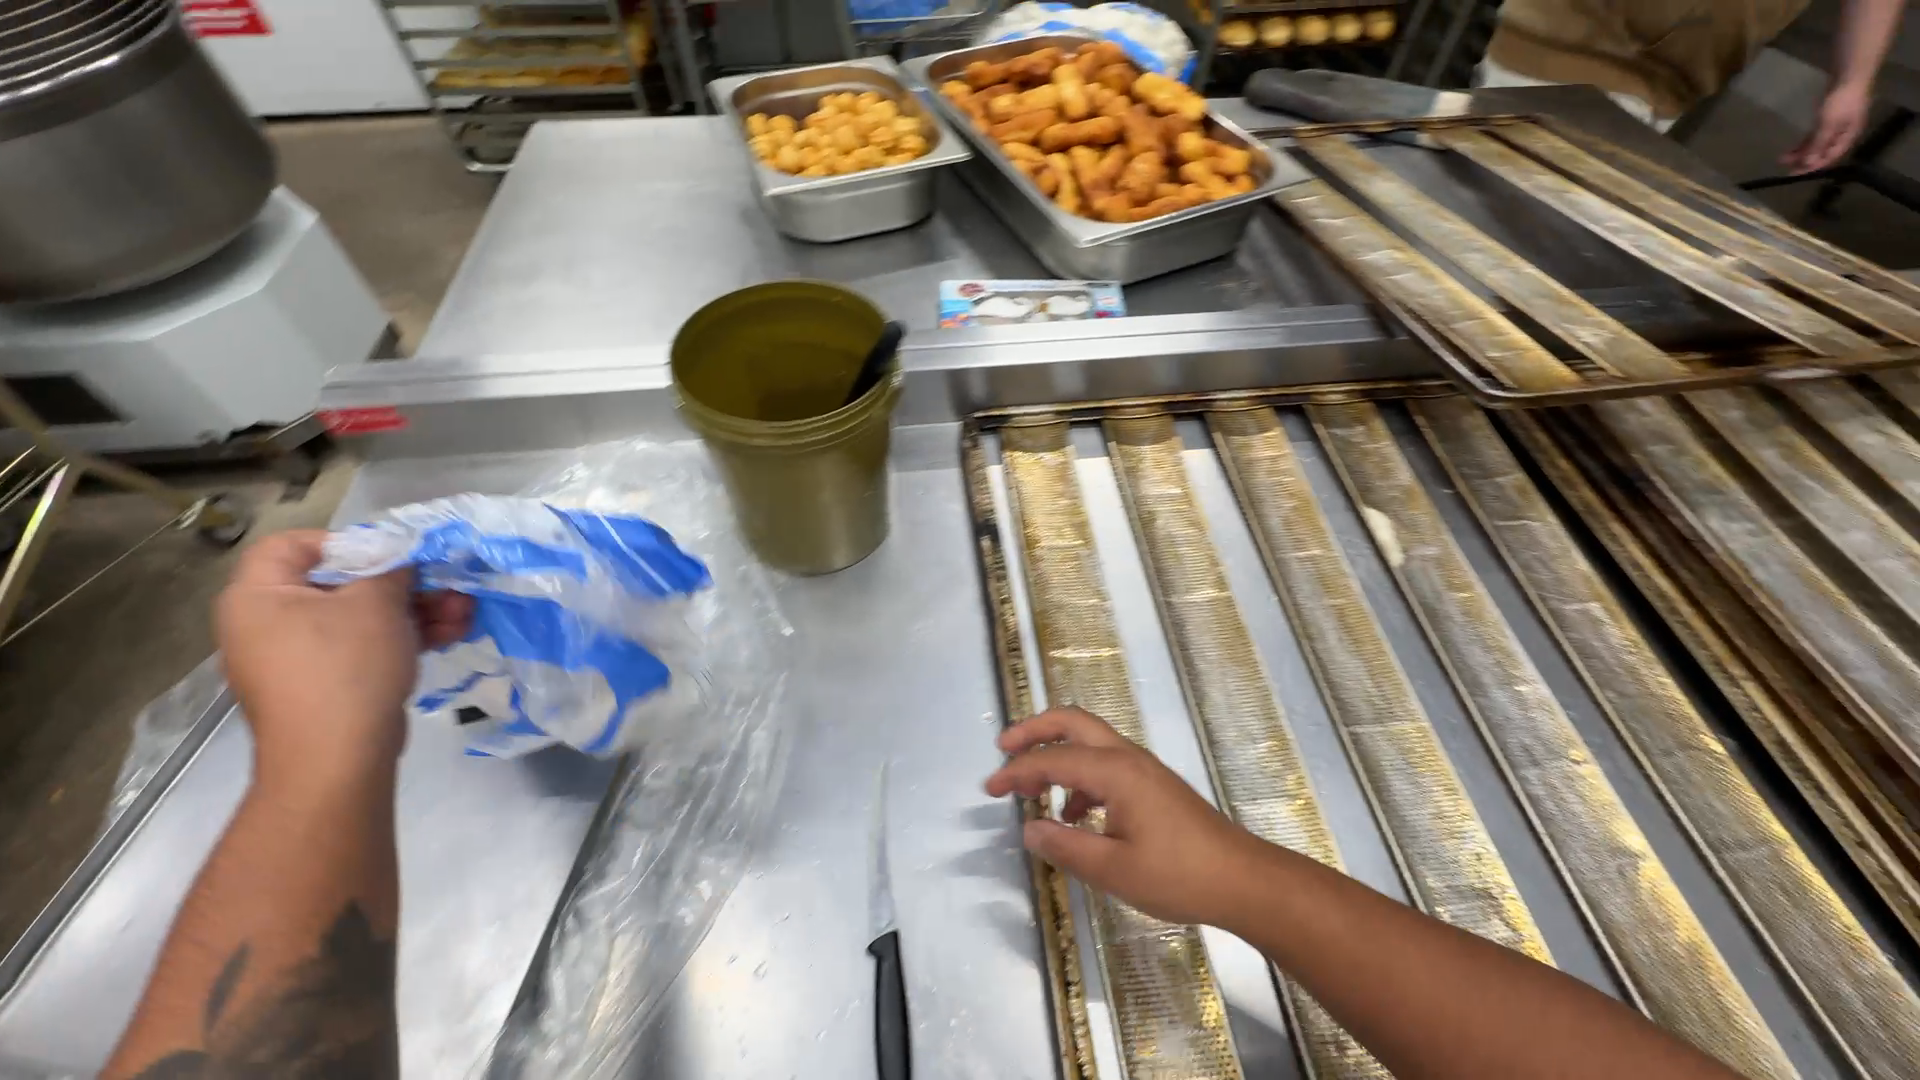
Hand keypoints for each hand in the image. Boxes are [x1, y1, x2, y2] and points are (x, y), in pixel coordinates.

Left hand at [216, 530, 472, 781]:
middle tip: (446, 583)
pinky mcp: (326, 684)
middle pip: (340, 584)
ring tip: (464, 612)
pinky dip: (403, 637)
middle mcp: (268, 624)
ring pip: (361, 618)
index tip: (393, 553)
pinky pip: (364, 647)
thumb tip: (403, 557)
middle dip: (403, 583)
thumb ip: (391, 569)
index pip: (291, 545)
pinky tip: (451, 634)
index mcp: (258, 597)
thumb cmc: (346, 666)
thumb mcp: (376, 603)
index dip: (345, 541)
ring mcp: (297, 658)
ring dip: (415, 610)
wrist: (337, 757)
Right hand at [983, 707, 1267, 925]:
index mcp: (1116, 771)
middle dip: (1033, 730)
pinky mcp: (1152, 786)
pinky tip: (1073, 816)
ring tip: (1031, 789)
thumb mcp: (1113, 870)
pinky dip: (1078, 778)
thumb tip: (1028, 828)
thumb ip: (1065, 846)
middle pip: (1072, 723)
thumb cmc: (1178, 875)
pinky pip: (1104, 766)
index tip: (990, 788)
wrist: (1243, 880)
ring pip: (1089, 742)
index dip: (1017, 771)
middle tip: (1003, 748)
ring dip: (1056, 754)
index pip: (1053, 759)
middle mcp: (1127, 758)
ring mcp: (1143, 769)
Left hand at [1781, 81, 1871, 173]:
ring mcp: (1836, 126)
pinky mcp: (1827, 120)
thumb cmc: (1840, 101)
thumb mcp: (1828, 124)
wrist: (1848, 78)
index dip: (1812, 167)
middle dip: (1804, 161)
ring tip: (1782, 158)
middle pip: (1822, 152)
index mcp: (1848, 136)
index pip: (1830, 157)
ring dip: (1800, 153)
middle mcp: (1843, 133)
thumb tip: (1809, 163)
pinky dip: (1803, 144)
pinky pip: (1814, 137)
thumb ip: (1819, 144)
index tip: (1794, 174)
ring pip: (1816, 145)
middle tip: (1784, 167)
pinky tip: (1791, 149)